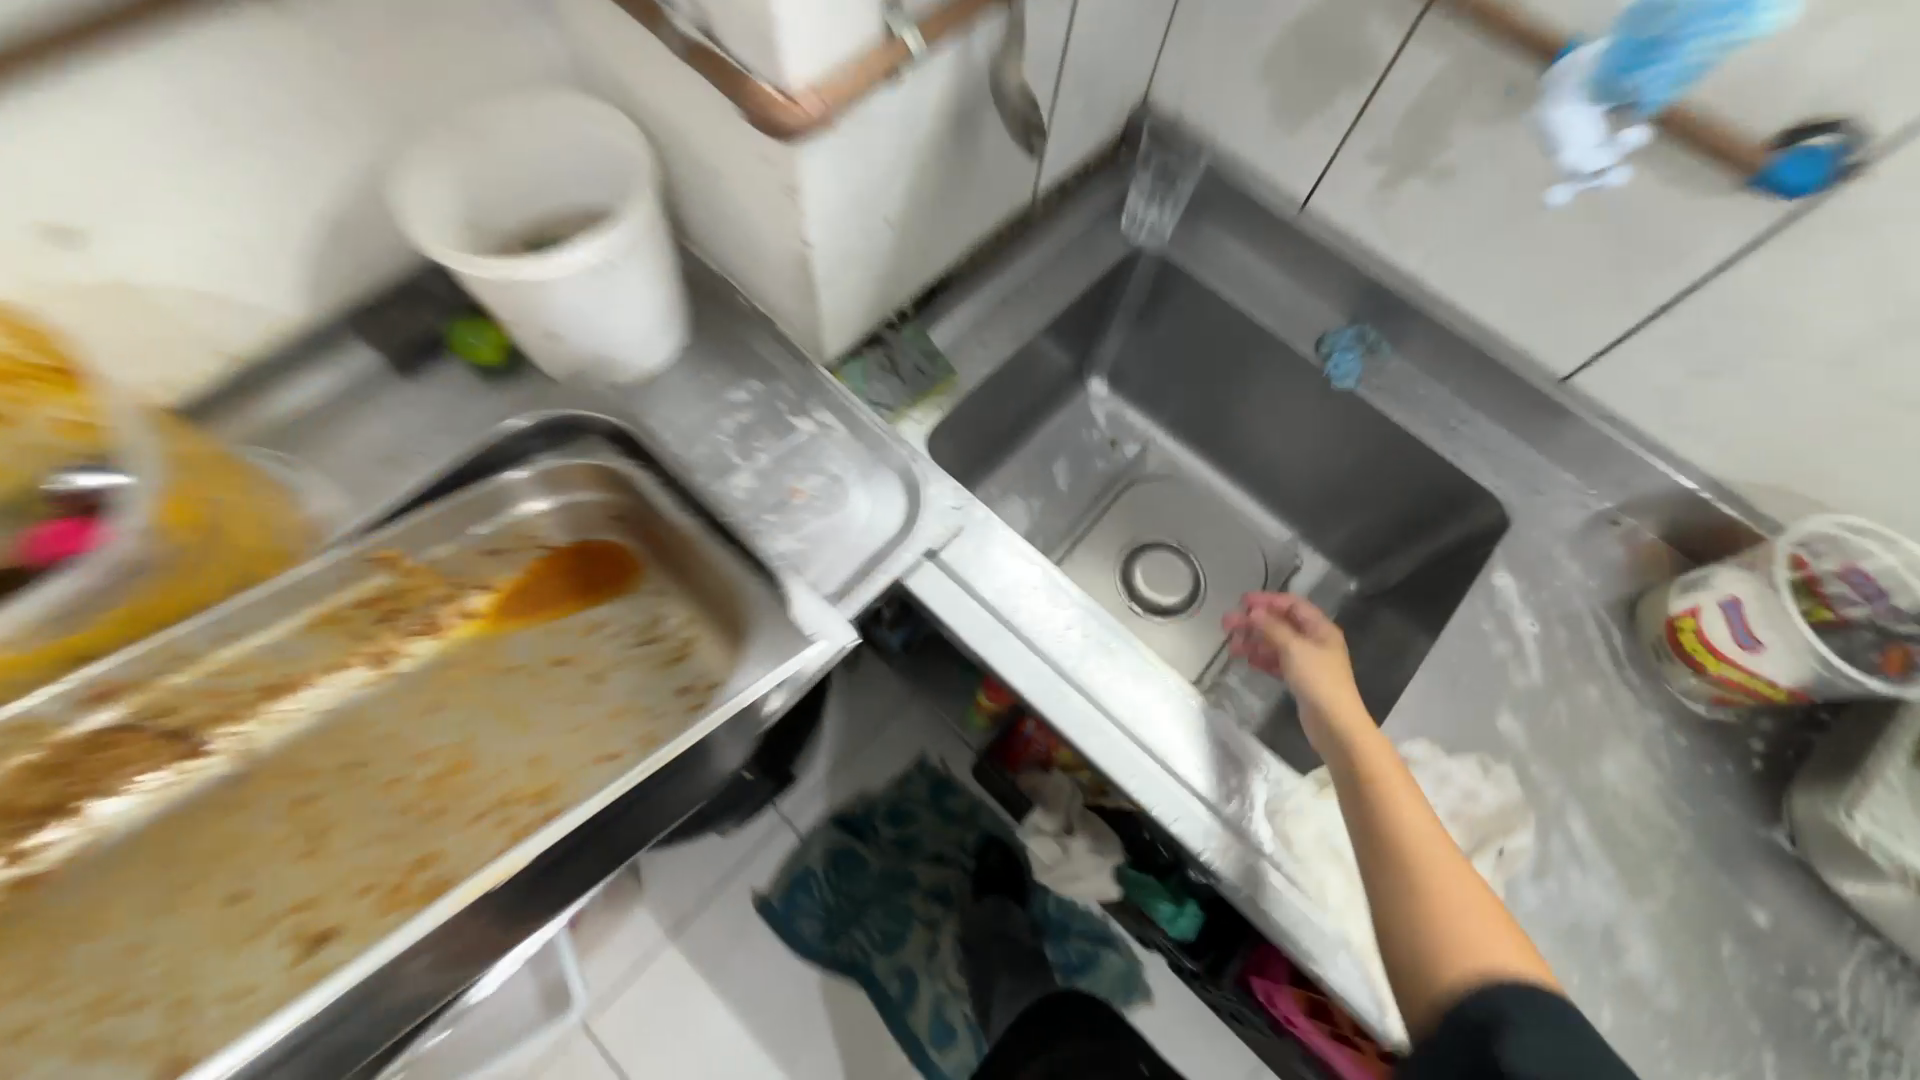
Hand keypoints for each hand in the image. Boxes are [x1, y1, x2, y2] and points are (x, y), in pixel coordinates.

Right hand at [1223, 592, 1371, 752]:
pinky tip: (1247, 661)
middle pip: (1280, 624)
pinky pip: (1277, 662)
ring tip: (1232, 647)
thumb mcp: (1293, 648)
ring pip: (1276, 644)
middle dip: (1254, 623)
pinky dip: (1262, 659)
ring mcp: (1307, 661)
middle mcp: (1314, 640)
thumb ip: (1272, 627)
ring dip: (1254, 642)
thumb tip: (1253, 612)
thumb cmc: (1318, 679)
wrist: (1334, 723)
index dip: (1267, 601)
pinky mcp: (1300, 679)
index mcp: (1320, 628)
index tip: (1242, 602)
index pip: (1292, 605)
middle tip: (1227, 624)